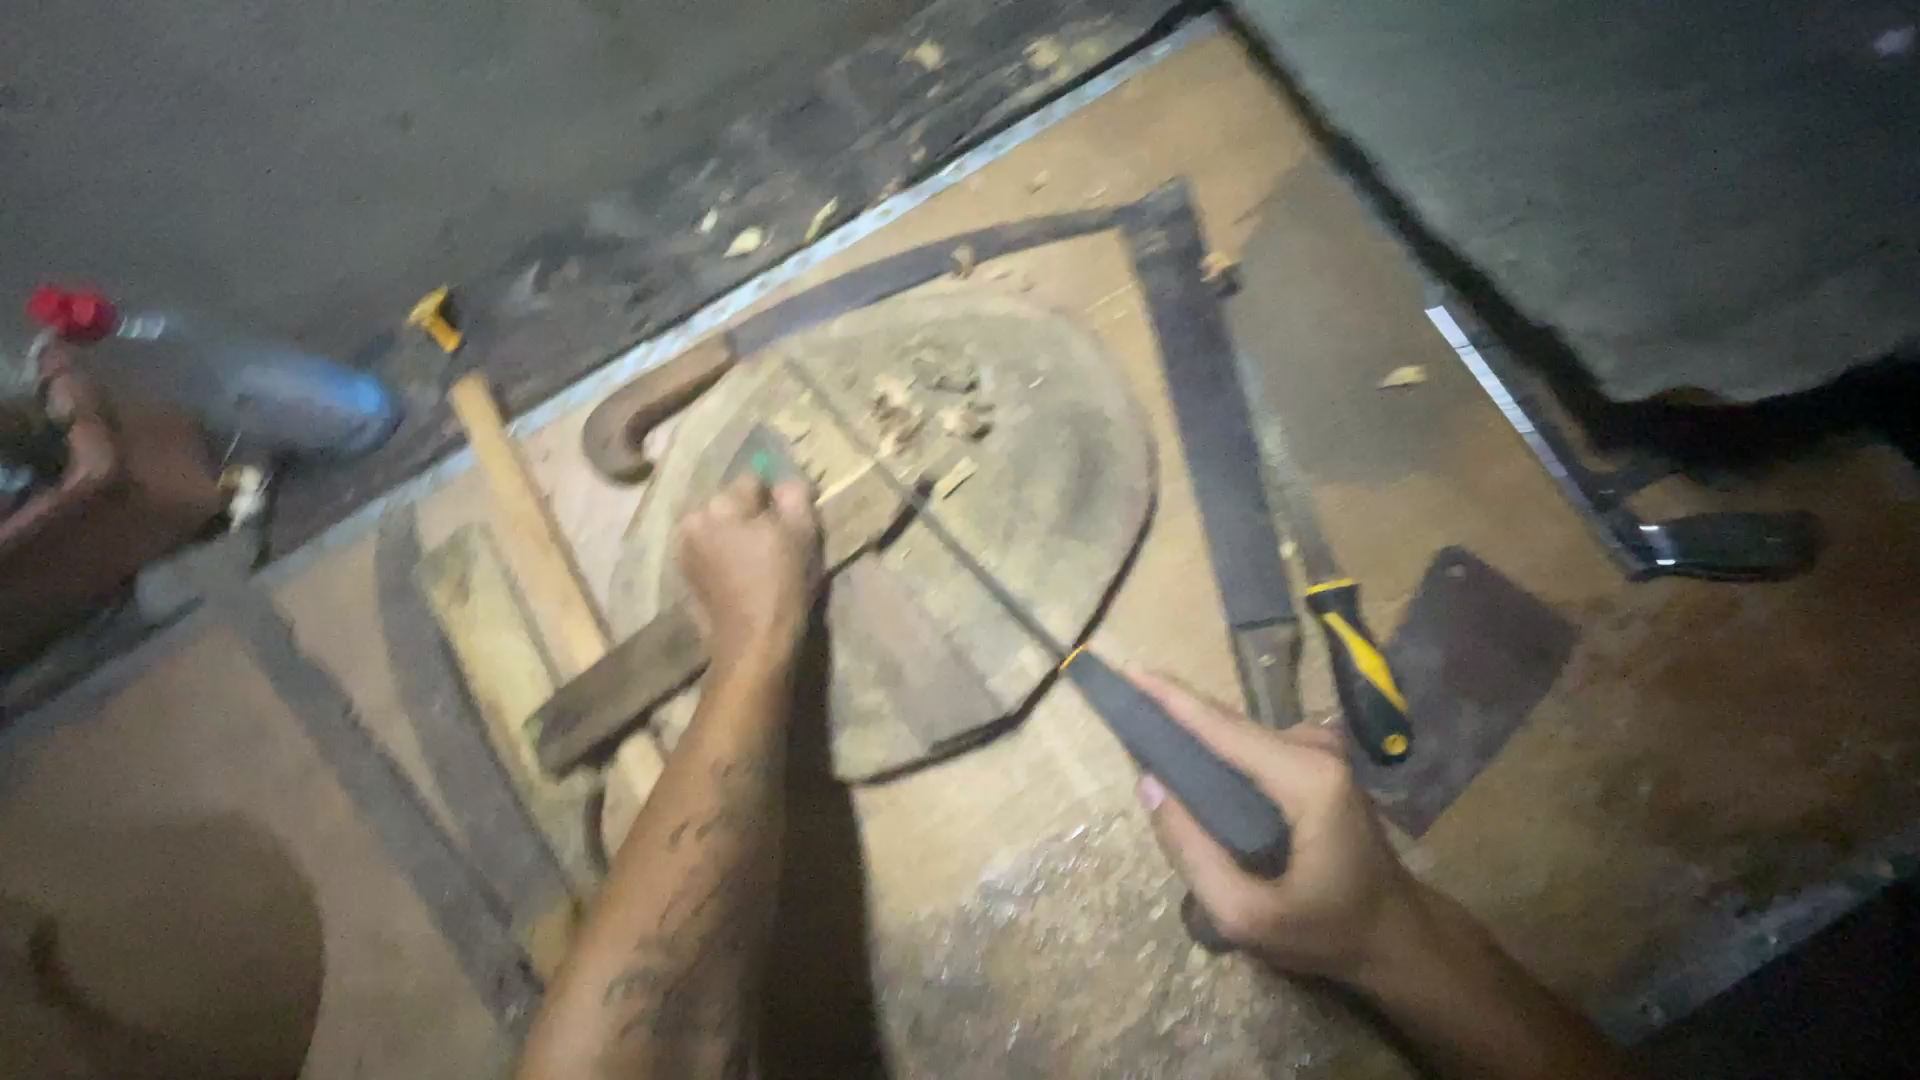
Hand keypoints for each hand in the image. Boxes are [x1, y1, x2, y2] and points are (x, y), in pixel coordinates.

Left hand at [676, 474, 822, 673]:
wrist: (753, 640)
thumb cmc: (782, 584)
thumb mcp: (803, 533)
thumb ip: (795, 494)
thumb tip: (786, 482)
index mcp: (723, 504)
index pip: (753, 480)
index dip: (774, 500)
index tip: (786, 524)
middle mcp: (695, 518)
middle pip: (729, 502)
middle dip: (748, 515)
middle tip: (770, 544)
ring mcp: (683, 546)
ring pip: (716, 525)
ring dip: (731, 534)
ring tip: (752, 562)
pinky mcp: (682, 571)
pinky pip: (706, 548)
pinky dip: (720, 554)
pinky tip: (737, 575)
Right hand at [1130, 670, 1421, 981]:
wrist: (1398, 937)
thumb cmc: (1328, 931)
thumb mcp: (1248, 917)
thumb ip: (1192, 854)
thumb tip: (1149, 784)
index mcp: (1306, 779)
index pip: (1222, 727)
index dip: (1170, 697)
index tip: (1128, 671)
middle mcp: (1315, 748)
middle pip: (1226, 721)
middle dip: (1171, 707)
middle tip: (1121, 698)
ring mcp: (1320, 748)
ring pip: (1235, 730)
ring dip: (1191, 730)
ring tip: (1144, 731)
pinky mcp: (1317, 757)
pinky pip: (1249, 742)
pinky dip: (1214, 745)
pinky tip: (1187, 758)